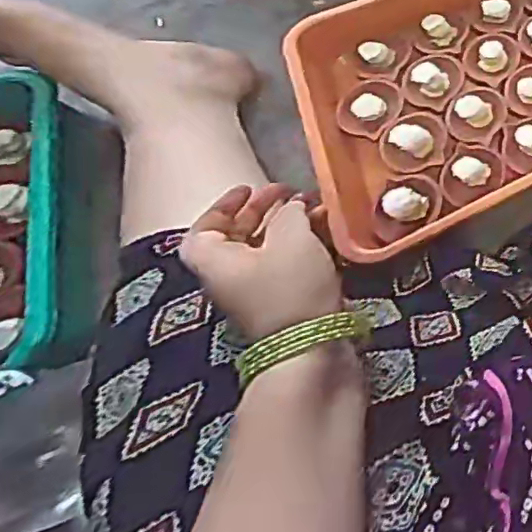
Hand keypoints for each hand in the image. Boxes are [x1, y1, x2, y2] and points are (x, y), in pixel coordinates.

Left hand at [179, 185, 343, 342]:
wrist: (310, 343)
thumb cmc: (290, 285)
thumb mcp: (291, 238)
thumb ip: (290, 213)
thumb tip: (294, 205)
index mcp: (217, 260)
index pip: (204, 228)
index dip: (224, 205)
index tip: (250, 187)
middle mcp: (232, 274)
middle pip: (238, 234)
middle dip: (264, 209)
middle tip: (291, 191)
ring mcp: (259, 287)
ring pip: (267, 246)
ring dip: (289, 223)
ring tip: (316, 206)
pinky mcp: (285, 296)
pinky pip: (288, 260)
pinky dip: (304, 241)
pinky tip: (327, 230)